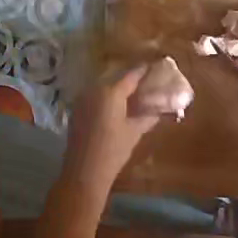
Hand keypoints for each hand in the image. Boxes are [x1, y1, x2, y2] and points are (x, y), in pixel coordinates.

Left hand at [61, 64, 162, 188]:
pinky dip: (107, 97)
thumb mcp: (135, 132)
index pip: (131, 74)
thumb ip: (148, 115)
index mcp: (111, 92)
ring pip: (105, 86)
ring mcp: (83, 98)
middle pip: (117, 77)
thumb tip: (161, 107)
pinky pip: (95, 95)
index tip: (156, 66)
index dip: (144, 70)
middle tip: (147, 82)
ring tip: (134, 94)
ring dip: (118, 88)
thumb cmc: (113, 151)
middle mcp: (95, 89)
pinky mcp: (77, 108)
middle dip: (131, 79)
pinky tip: (117, 106)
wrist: (84, 171)